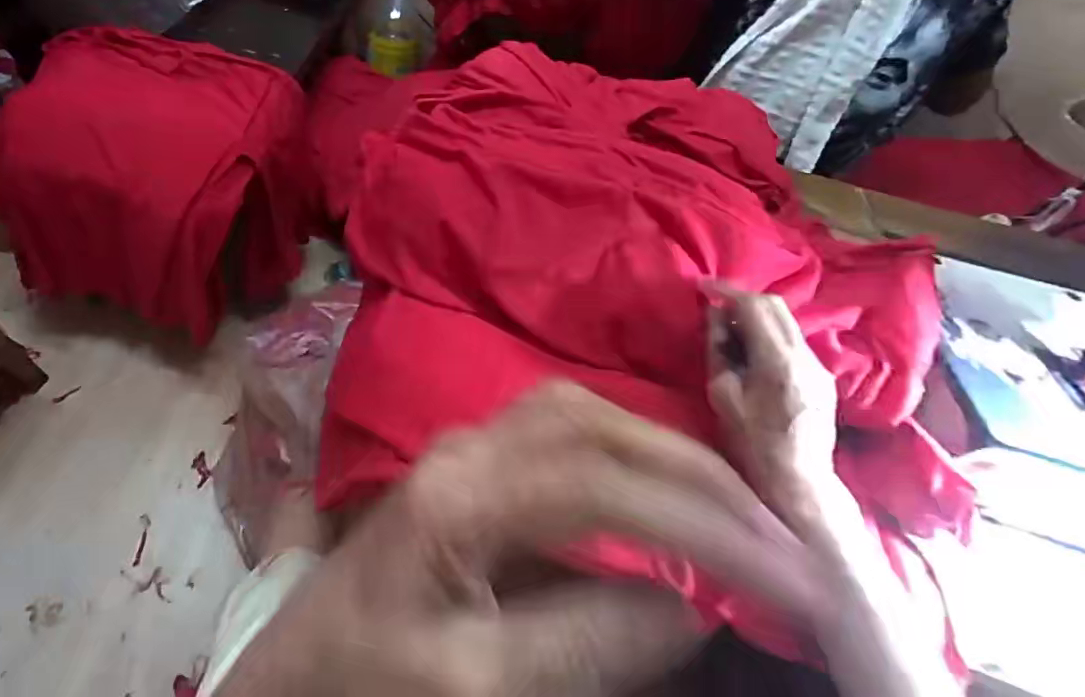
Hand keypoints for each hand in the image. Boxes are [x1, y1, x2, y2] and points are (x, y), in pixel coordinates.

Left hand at [214, 382, 827, 696]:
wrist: (298, 672)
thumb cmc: (372, 681)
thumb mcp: (477, 682)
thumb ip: (587, 638)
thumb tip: (693, 603)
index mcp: (461, 490)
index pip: (601, 484)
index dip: (700, 525)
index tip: (786, 572)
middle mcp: (470, 444)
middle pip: (597, 426)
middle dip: (693, 471)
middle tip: (774, 527)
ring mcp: (472, 445)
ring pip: (585, 414)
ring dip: (662, 451)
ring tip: (729, 501)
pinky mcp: (480, 463)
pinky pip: (566, 433)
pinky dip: (626, 453)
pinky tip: (658, 486)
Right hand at [705, 287, 845, 525]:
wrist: (799, 484)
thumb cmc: (752, 444)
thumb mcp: (723, 395)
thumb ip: (720, 349)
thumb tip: (716, 314)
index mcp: (779, 362)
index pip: (754, 306)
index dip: (726, 291)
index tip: (702, 287)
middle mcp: (806, 357)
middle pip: (775, 305)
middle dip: (743, 298)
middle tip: (716, 306)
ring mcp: (820, 366)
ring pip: (787, 320)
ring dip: (758, 315)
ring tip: (731, 329)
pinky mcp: (824, 377)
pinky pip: (794, 339)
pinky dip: (771, 332)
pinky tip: (754, 351)